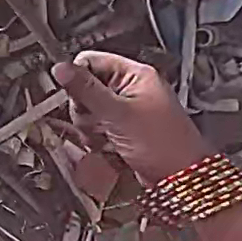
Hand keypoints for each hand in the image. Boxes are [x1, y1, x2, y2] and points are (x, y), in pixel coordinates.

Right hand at [51, 51, 210, 183]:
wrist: (181, 178)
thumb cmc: (164, 144)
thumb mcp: (118, 113)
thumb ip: (86, 89)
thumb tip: (60, 68)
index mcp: (134, 74)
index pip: (91, 61)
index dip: (78, 78)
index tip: (77, 97)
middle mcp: (128, 89)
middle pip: (84, 88)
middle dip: (84, 109)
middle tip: (98, 119)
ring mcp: (124, 110)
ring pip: (86, 110)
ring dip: (88, 126)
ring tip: (106, 135)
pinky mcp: (120, 129)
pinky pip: (93, 127)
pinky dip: (95, 137)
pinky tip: (106, 144)